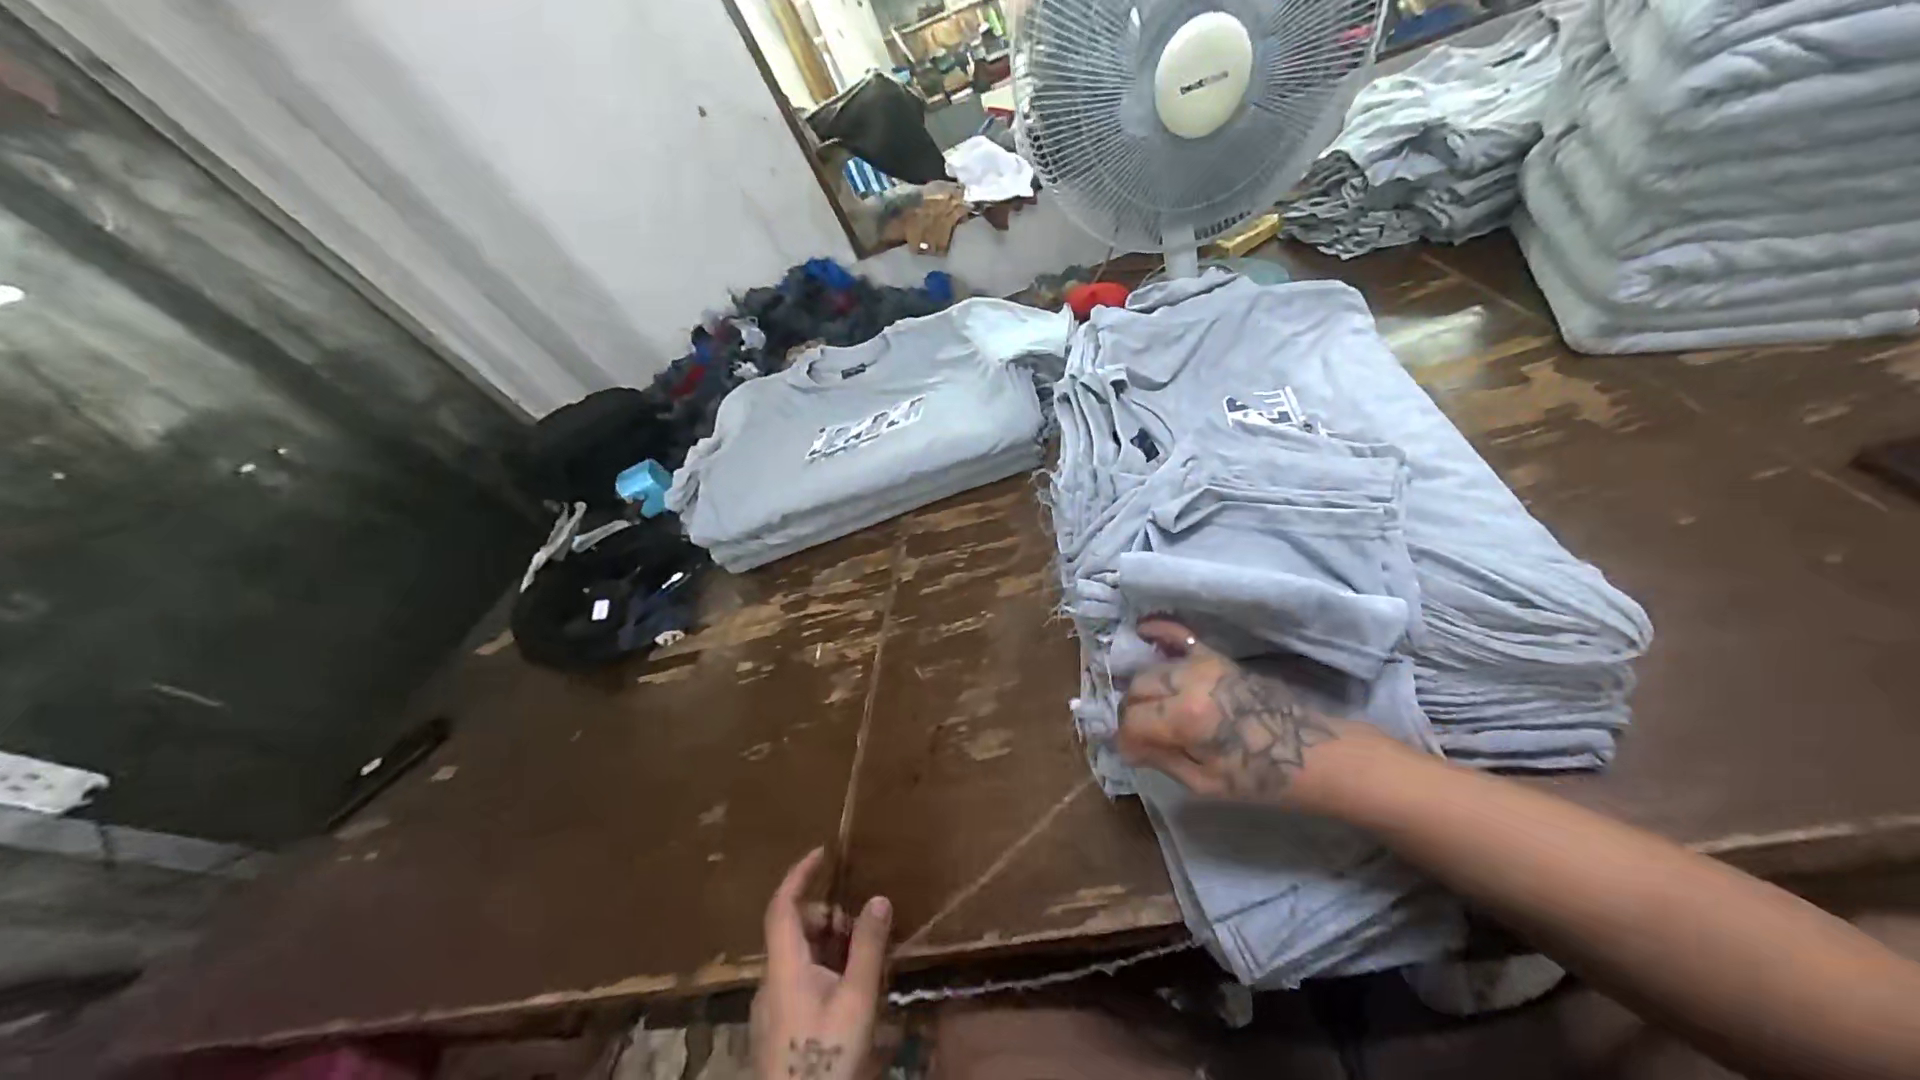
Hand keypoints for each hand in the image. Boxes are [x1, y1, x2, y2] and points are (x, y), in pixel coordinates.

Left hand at [752, 847, 890, 1079]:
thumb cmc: (825, 1056)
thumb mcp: (856, 999)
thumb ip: (867, 947)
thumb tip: (878, 898)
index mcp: (784, 966)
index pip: (782, 905)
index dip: (799, 874)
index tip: (822, 852)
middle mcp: (770, 981)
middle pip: (791, 929)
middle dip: (825, 914)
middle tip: (860, 923)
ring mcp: (769, 1008)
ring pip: (795, 956)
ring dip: (825, 943)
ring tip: (861, 956)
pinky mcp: (776, 1028)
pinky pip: (797, 979)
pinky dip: (821, 967)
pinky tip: (846, 989)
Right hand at [1119, 617, 1369, 805]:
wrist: (1316, 754)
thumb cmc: (1262, 779)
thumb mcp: (1204, 784)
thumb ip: (1160, 758)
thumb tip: (1128, 746)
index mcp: (1186, 718)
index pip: (1131, 721)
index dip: (1126, 741)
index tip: (1132, 754)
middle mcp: (1189, 682)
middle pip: (1137, 689)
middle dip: (1132, 714)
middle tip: (1142, 736)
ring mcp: (1204, 664)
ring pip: (1151, 670)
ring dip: (1144, 691)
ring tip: (1153, 712)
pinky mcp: (1217, 657)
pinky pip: (1179, 637)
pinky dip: (1161, 633)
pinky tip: (1144, 631)